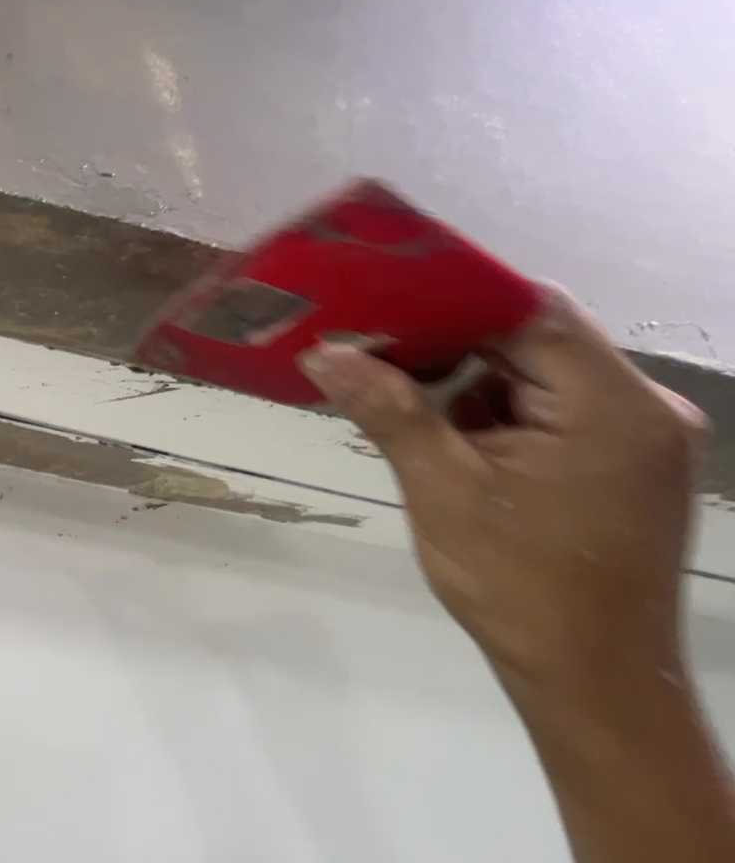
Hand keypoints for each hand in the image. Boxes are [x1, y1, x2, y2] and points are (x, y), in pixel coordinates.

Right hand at [300, 286, 706, 687]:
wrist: (588, 674)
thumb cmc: (519, 581)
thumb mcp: (441, 488)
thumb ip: (389, 410)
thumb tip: (323, 352)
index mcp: (612, 408)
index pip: (533, 313)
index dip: (455, 292)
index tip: (378, 289)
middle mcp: (638, 409)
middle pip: (534, 337)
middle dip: (448, 338)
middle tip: (365, 339)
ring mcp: (631, 436)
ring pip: (533, 371)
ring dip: (464, 377)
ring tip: (392, 390)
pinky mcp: (613, 460)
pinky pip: (543, 405)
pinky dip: (488, 407)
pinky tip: (442, 433)